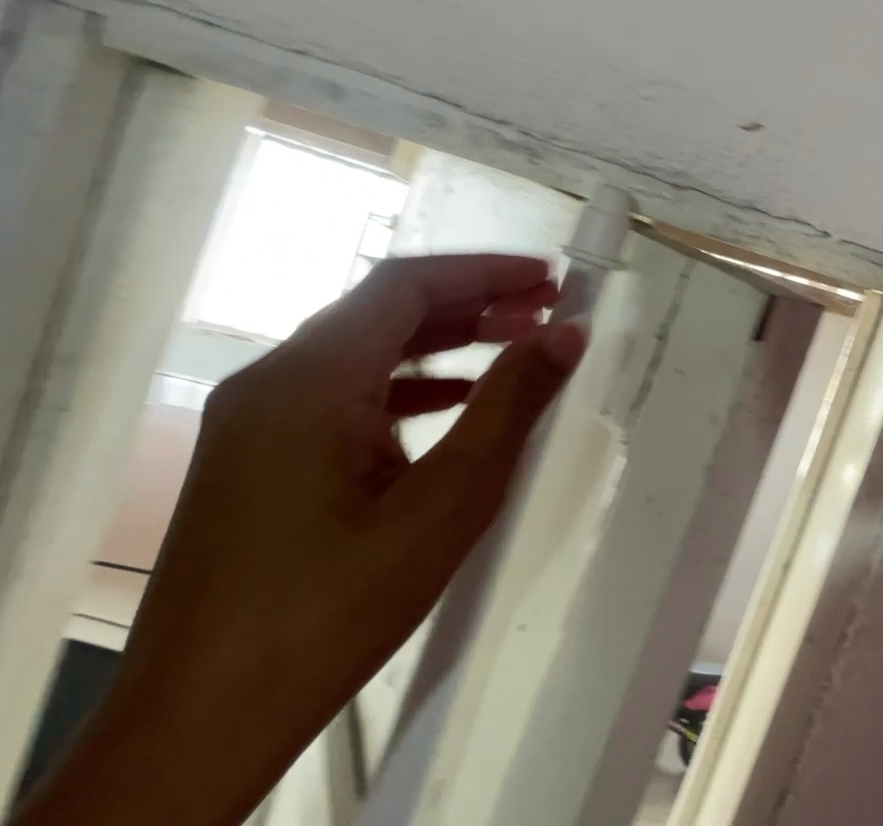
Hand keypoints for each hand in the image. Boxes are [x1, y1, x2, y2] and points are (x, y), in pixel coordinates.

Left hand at [17, 254, 586, 825]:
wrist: (208, 717)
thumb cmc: (336, 604)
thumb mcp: (447, 500)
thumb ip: (511, 405)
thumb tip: (567, 333)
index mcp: (307, 381)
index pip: (404, 286)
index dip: (485, 272)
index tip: (553, 277)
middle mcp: (271, 385)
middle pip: (383, 313)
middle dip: (472, 303)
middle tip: (550, 309)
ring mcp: (258, 425)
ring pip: (365, 354)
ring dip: (446, 343)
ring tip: (520, 347)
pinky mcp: (261, 461)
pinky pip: (347, 397)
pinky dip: (412, 386)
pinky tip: (459, 405)